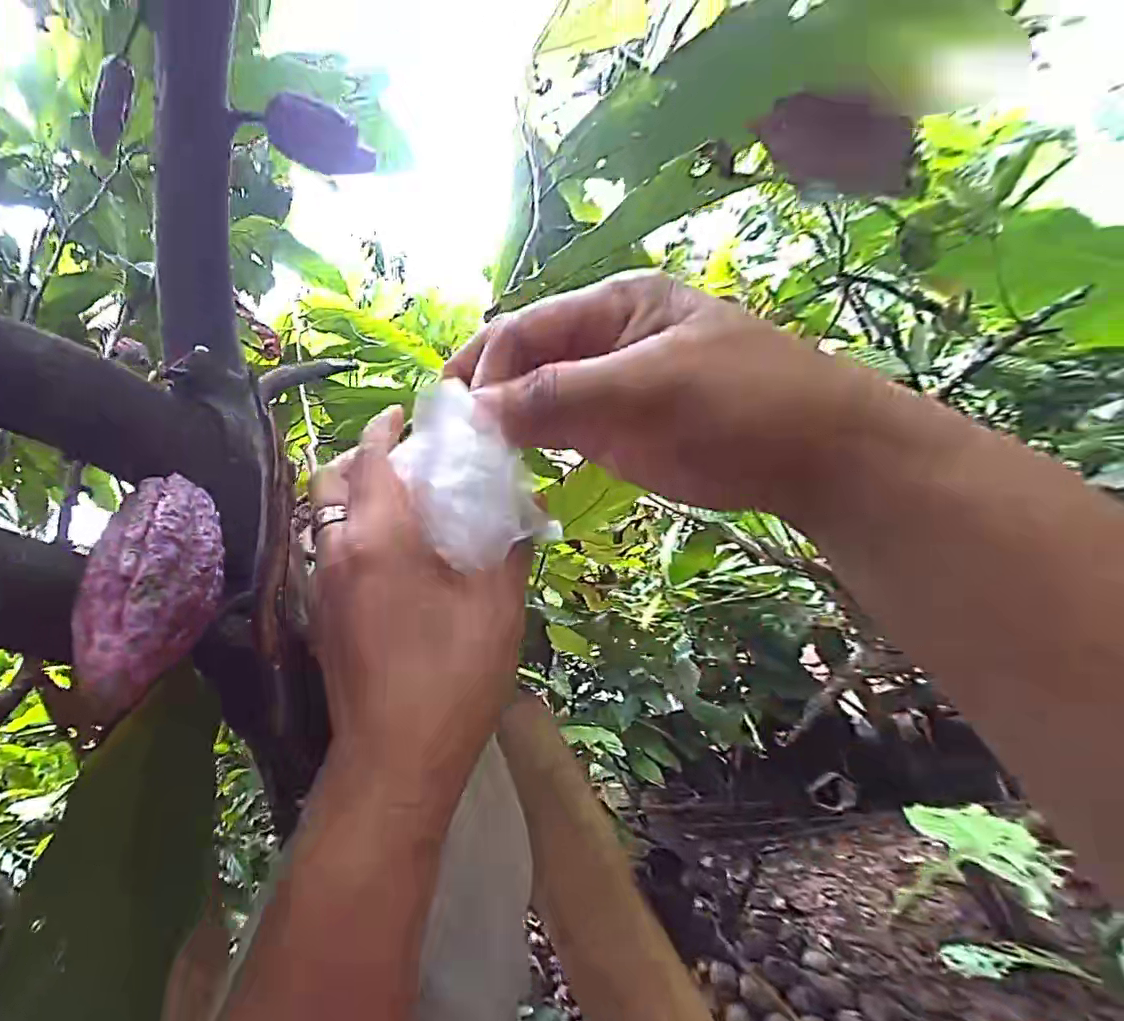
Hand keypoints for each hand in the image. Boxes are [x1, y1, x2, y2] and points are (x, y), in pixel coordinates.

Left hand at [309, 407, 529, 794]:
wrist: (393, 749)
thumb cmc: (452, 675)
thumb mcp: (495, 606)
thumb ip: (502, 544)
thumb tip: (517, 506)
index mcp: (376, 536)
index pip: (367, 460)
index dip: (381, 430)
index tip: (397, 414)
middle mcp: (334, 550)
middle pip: (328, 481)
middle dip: (355, 458)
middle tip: (396, 460)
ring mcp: (317, 583)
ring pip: (320, 517)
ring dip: (345, 496)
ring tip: (389, 502)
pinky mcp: (315, 611)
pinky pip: (321, 550)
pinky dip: (341, 531)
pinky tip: (377, 552)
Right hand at [446, 270, 903, 519]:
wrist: (821, 460)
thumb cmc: (746, 402)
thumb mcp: (650, 387)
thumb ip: (556, 395)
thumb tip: (470, 413)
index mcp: (610, 306)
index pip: (521, 330)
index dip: (486, 370)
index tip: (463, 418)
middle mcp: (593, 340)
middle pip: (512, 362)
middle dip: (478, 394)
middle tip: (450, 437)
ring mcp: (593, 385)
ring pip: (518, 398)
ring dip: (490, 422)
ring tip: (464, 455)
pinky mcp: (595, 427)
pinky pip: (537, 429)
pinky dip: (512, 444)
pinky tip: (494, 463)